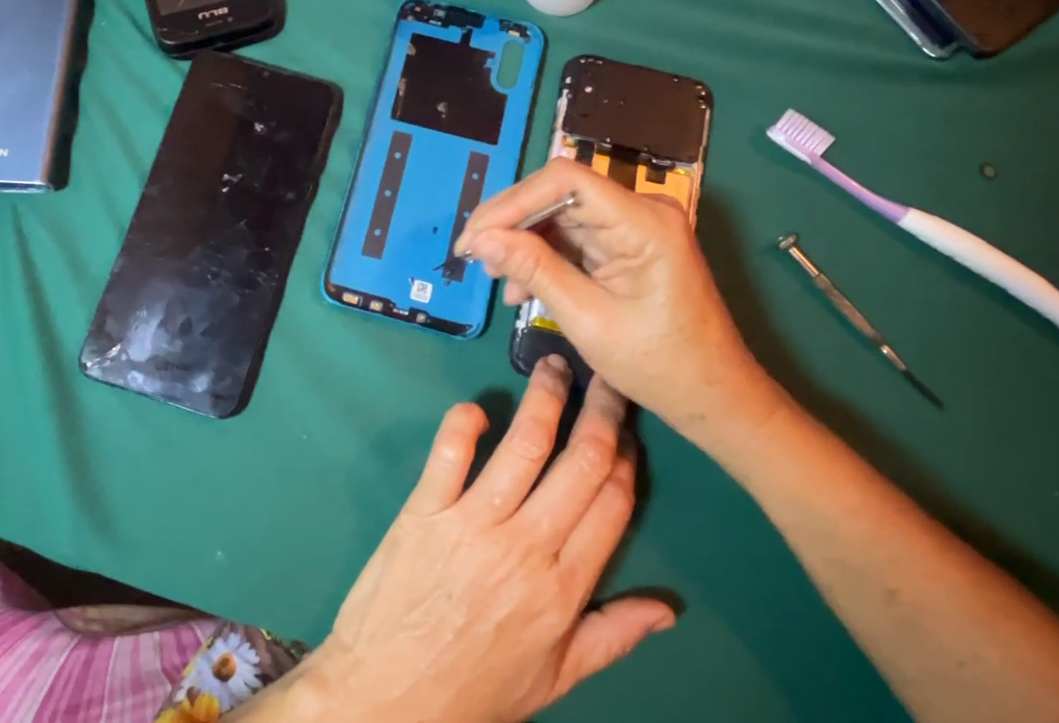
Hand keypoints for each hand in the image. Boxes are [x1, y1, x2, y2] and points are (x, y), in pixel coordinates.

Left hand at [245, 357, 672, 721]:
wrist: (389, 697)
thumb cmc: (476, 688)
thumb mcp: (555, 676)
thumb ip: (613, 636)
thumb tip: (670, 609)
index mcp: (563, 586)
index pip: (611, 503)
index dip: (626, 459)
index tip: (629, 431)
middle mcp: (525, 545)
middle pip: (579, 463)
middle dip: (600, 413)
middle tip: (606, 378)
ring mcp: (472, 523)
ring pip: (522, 447)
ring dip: (544, 400)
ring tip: (555, 368)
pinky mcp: (424, 511)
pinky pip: (448, 456)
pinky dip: (462, 425)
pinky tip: (477, 406)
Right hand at [454, 158, 785, 451]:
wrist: (711, 393)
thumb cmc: (657, 363)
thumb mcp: (586, 318)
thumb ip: (534, 270)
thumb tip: (481, 239)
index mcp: (642, 222)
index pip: (564, 181)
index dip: (512, 202)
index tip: (475, 238)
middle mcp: (641, 210)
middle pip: (559, 194)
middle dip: (511, 224)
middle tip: (474, 259)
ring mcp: (635, 226)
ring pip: (561, 215)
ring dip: (524, 244)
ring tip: (499, 281)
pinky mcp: (628, 244)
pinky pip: (575, 236)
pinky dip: (544, 257)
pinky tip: (523, 288)